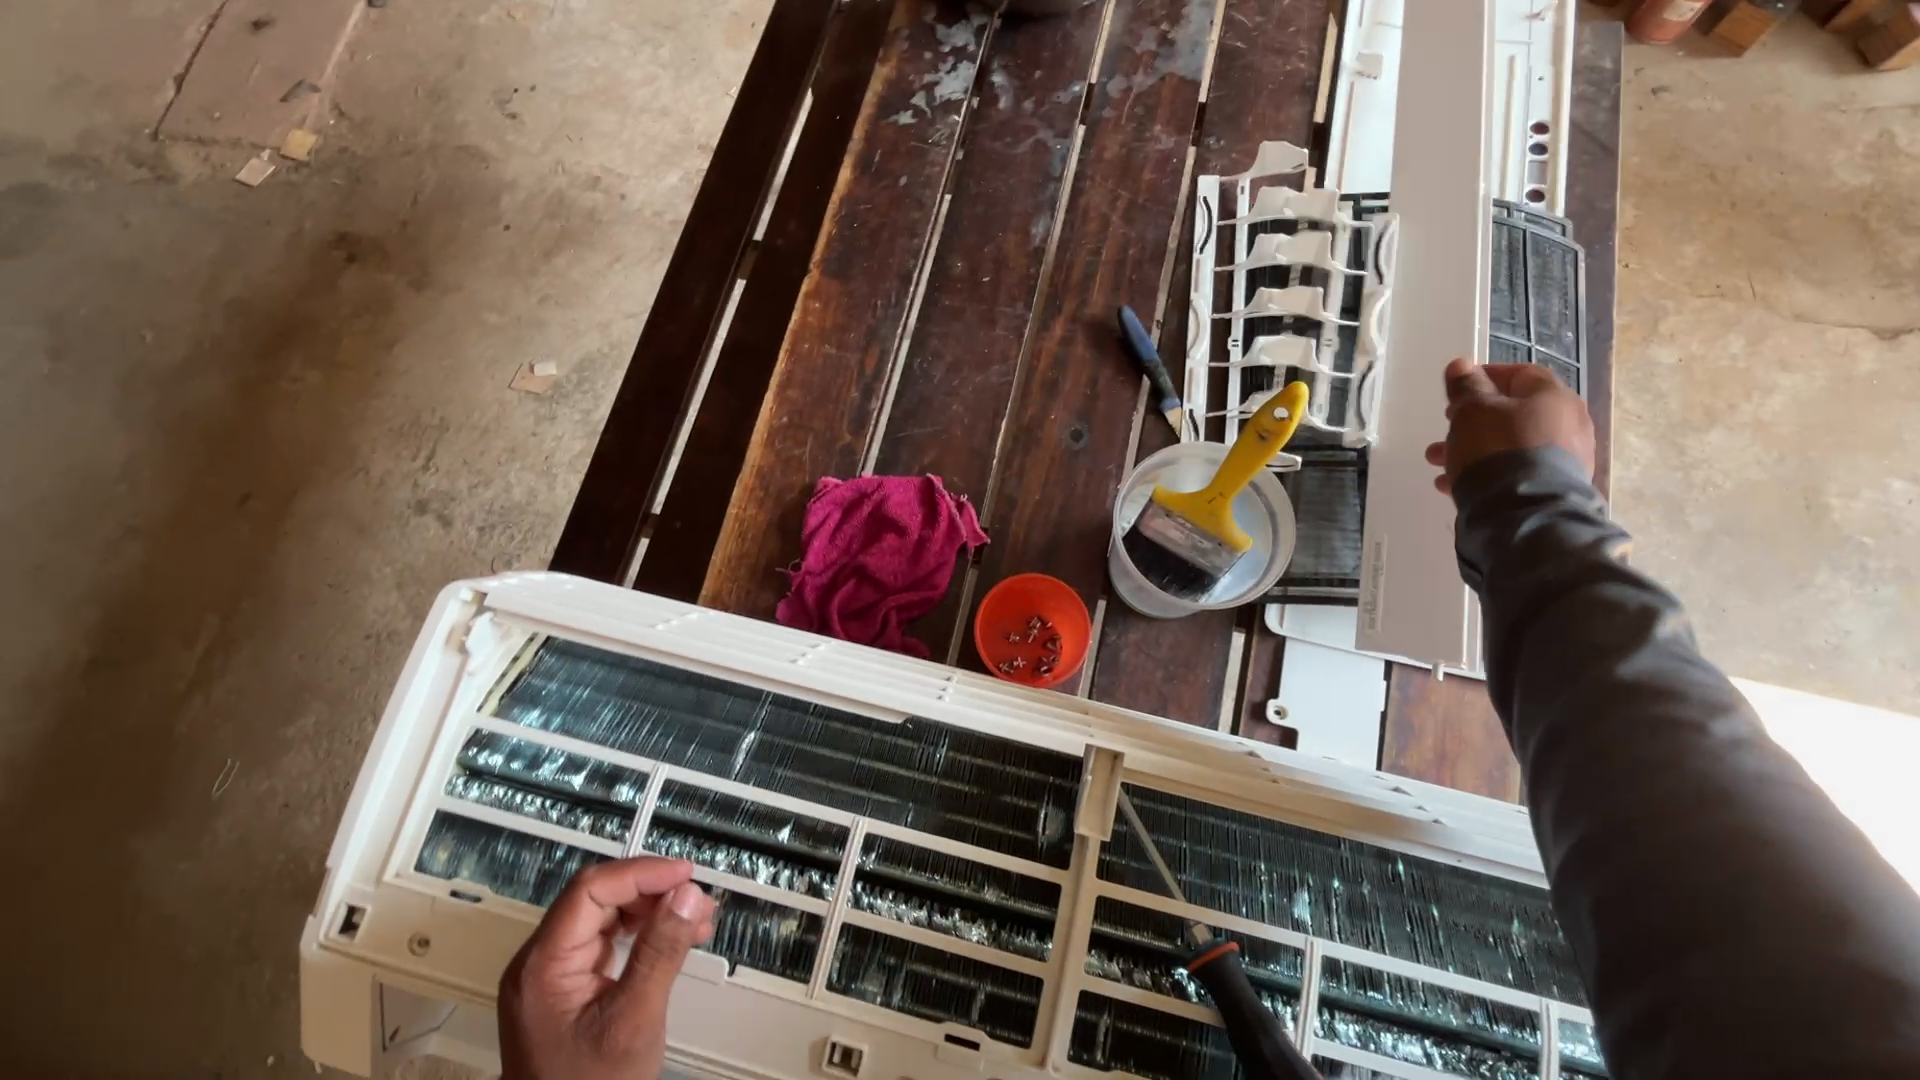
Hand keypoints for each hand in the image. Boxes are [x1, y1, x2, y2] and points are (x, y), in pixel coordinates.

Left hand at [499, 858, 716, 1079]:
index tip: (687, 876)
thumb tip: (690, 892)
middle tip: (699, 901)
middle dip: (651, 892)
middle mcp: (541, 961)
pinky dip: (643, 935)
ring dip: (653, 911)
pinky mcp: (569, 989)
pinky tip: (676, 940)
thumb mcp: (634, 1020)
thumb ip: (661, 952)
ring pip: (605, 917)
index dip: (641, 874)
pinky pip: (607, 943)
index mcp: (543, 964)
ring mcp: (552, 976)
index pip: (590, 891)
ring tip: (698, 920)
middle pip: (596, 899)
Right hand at [1424, 358, 1593, 495]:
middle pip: (1513, 412)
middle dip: (1473, 419)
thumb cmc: (1496, 450)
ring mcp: (1565, 458)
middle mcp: (1568, 423)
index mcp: (1552, 396)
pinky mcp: (1555, 487)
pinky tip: (1456, 484)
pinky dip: (1488, 471)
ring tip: (1439, 461)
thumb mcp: (1471, 412)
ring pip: (1510, 444)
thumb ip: (1466, 387)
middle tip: (1445, 428)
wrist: (1524, 512)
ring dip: (1474, 447)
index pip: (1520, 374)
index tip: (1456, 389)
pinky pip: (1516, 471)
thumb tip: (1462, 365)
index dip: (1485, 377)